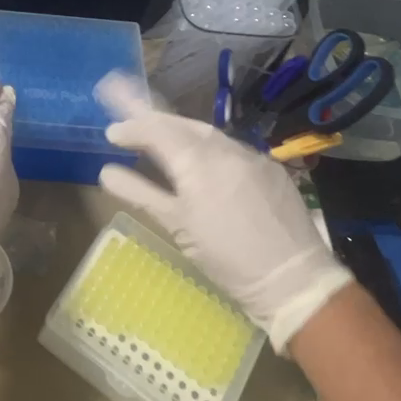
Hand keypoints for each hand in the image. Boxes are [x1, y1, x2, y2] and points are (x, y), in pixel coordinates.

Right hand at [95, 72, 352, 351]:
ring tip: (160, 139)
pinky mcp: (271, 168)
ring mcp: (252, 155)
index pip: (157, 129)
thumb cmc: (227, 258)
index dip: (131, 126)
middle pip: (182, 124)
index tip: (111, 132)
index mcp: (198, 161)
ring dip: (181, 133)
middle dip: (154, 121)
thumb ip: (140, 192)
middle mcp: (225, 148)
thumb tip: (106, 172)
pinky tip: (203, 163)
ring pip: (208, 134)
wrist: (295, 280)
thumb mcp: (177, 226)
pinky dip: (209, 149)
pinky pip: (232, 149)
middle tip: (130, 123)